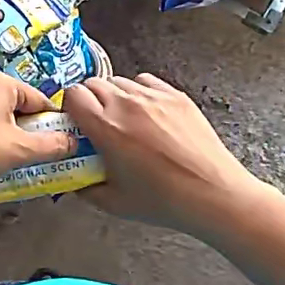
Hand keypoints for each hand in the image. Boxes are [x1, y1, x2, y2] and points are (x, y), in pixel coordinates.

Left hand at [0, 72, 76, 198]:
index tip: (63, 147)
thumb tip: (74, 142)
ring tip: (11, 164)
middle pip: (19, 108)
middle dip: (30, 133)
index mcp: (2, 82)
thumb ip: (52, 145)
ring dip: (9, 139)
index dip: (54, 124)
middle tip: (37, 159)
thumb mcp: (20, 150)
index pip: (41, 100)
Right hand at [63, 73, 270, 236]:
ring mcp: (153, 98)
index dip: (70, 106)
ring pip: (119, 81)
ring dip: (114, 96)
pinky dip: (139, 92)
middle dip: (89, 100)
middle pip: (93, 84)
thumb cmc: (166, 201)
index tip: (75, 121)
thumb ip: (84, 187)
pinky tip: (146, 113)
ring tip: (124, 119)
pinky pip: (146, 81)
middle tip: (96, 121)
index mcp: (106, 128)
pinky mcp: (175, 96)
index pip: (73, 94)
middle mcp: (127, 105)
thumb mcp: (113, 202)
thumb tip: (73, 179)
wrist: (214, 195)